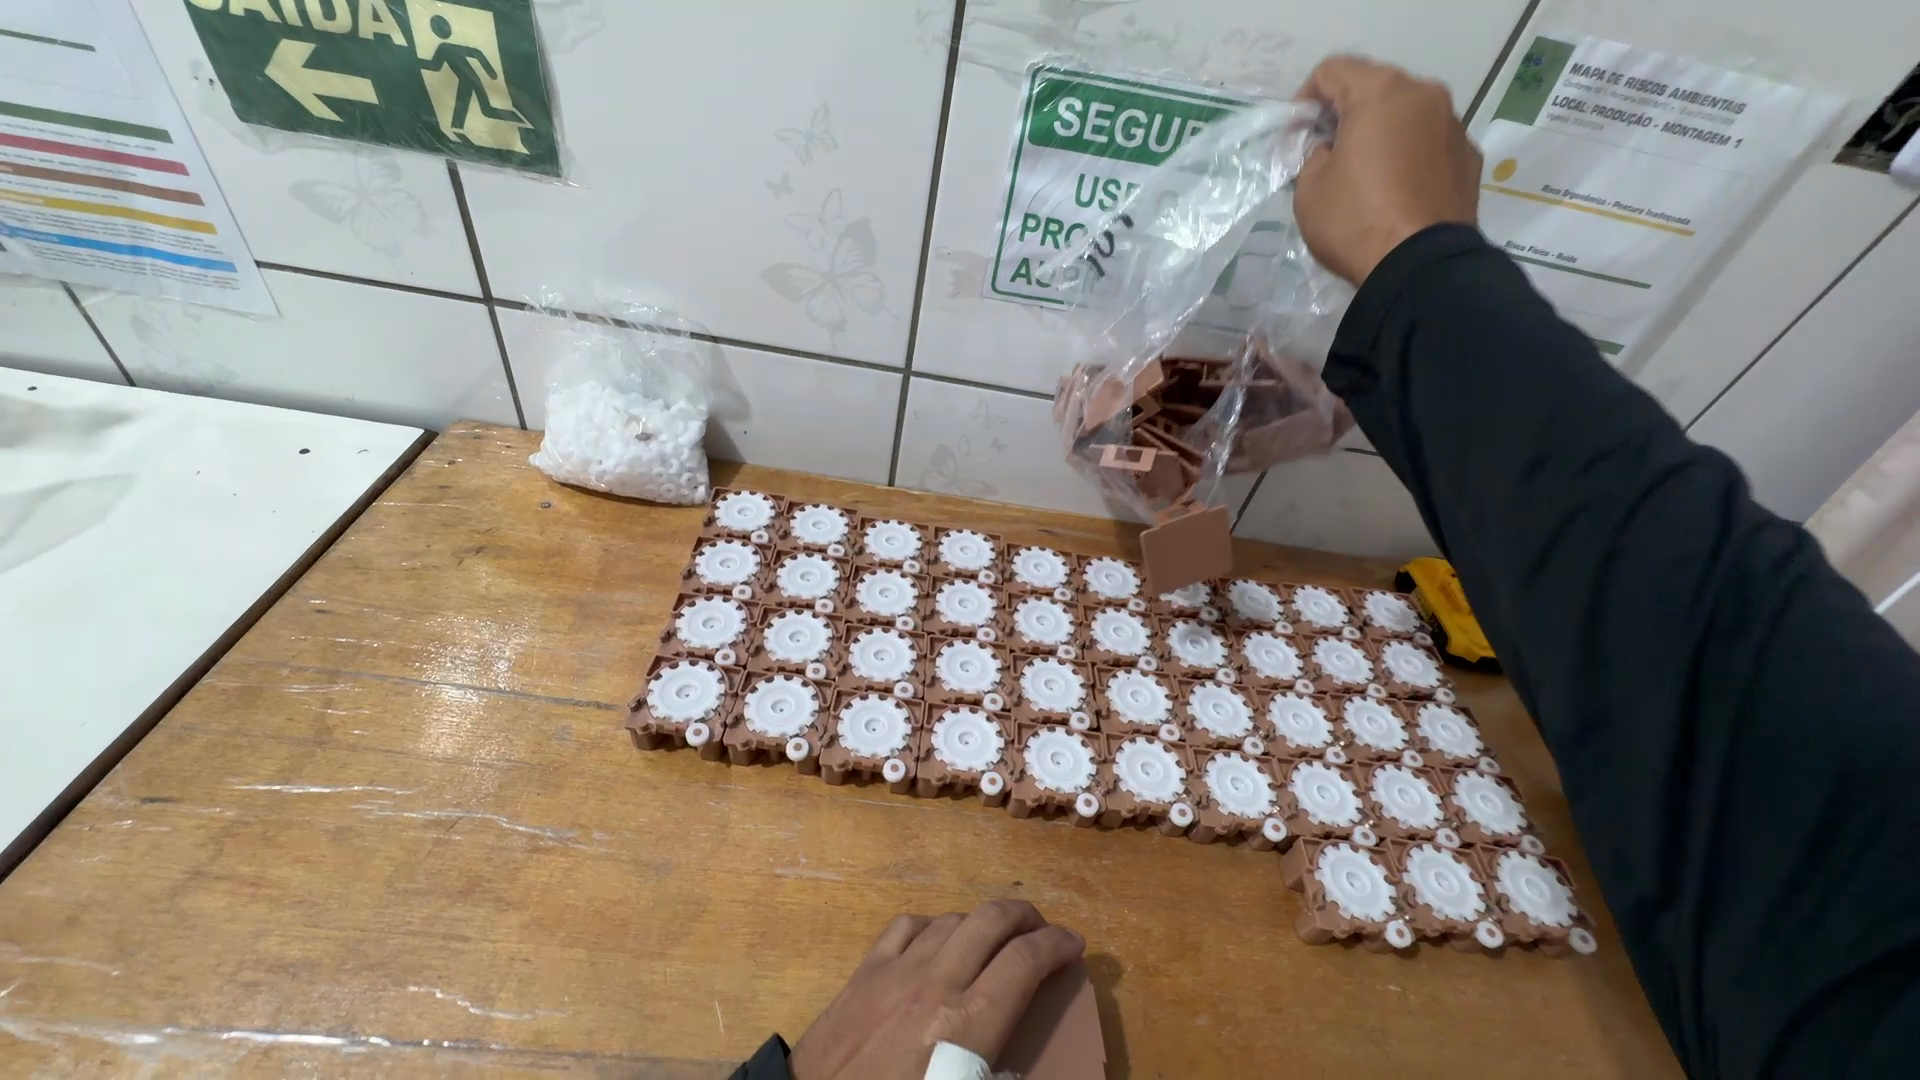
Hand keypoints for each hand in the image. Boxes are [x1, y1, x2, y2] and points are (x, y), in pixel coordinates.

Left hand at [787, 900, 1085, 1078]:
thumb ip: (998, 1073)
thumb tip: (1021, 1064)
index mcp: (966, 1023)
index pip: (1025, 961)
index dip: (1057, 946)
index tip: (1075, 945)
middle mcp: (937, 982)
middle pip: (992, 921)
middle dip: (1027, 917)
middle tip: (1043, 931)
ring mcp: (897, 968)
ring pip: (954, 919)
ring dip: (983, 924)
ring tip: (995, 942)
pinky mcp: (866, 969)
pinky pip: (908, 925)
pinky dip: (935, 926)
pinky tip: (939, 941)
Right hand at [1294, 56, 1482, 284]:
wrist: (1418, 267)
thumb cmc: (1354, 222)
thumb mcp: (1309, 190)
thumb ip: (1313, 155)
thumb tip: (1329, 149)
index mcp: (1380, 95)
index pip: (1332, 71)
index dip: (1304, 101)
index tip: (1294, 138)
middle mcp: (1424, 96)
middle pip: (1374, 87)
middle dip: (1344, 115)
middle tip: (1322, 154)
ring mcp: (1452, 125)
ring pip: (1405, 115)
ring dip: (1379, 134)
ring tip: (1360, 176)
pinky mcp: (1467, 157)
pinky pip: (1427, 144)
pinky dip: (1406, 157)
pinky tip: (1392, 193)